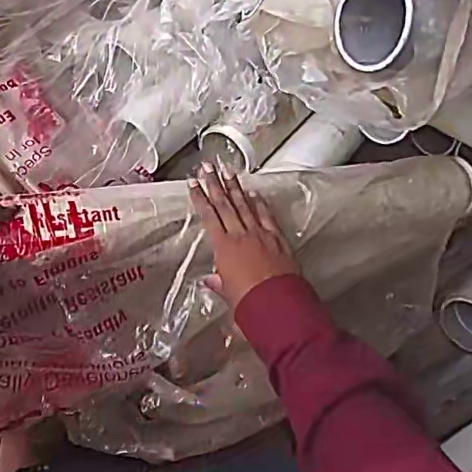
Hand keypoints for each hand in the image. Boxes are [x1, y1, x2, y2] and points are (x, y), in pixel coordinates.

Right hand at [190, 162, 301, 306]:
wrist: (278, 304)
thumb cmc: (248, 301)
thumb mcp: (227, 293)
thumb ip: (219, 282)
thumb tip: (210, 279)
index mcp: (224, 247)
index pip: (209, 216)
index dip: (200, 199)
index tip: (194, 184)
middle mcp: (241, 235)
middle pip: (225, 205)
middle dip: (215, 184)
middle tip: (208, 167)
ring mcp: (261, 234)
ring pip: (245, 205)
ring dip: (235, 187)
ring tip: (228, 171)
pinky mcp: (278, 238)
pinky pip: (266, 216)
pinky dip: (260, 203)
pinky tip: (254, 192)